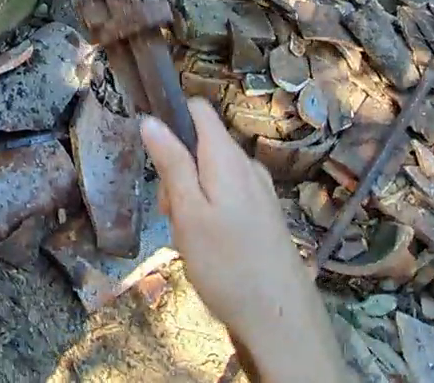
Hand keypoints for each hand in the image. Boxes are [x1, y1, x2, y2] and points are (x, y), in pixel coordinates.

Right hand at [140, 99, 350, 382]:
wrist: (283, 324)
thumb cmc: (227, 264)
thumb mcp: (187, 211)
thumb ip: (170, 162)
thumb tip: (150, 119)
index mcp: (227, 157)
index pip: (198, 109)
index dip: (172, 118)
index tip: (154, 151)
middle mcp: (248, 166)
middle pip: (201, 144)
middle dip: (177, 169)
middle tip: (170, 212)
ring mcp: (261, 193)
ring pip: (213, 173)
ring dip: (192, 194)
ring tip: (188, 237)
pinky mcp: (267, 218)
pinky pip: (229, 196)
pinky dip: (211, 211)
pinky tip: (210, 248)